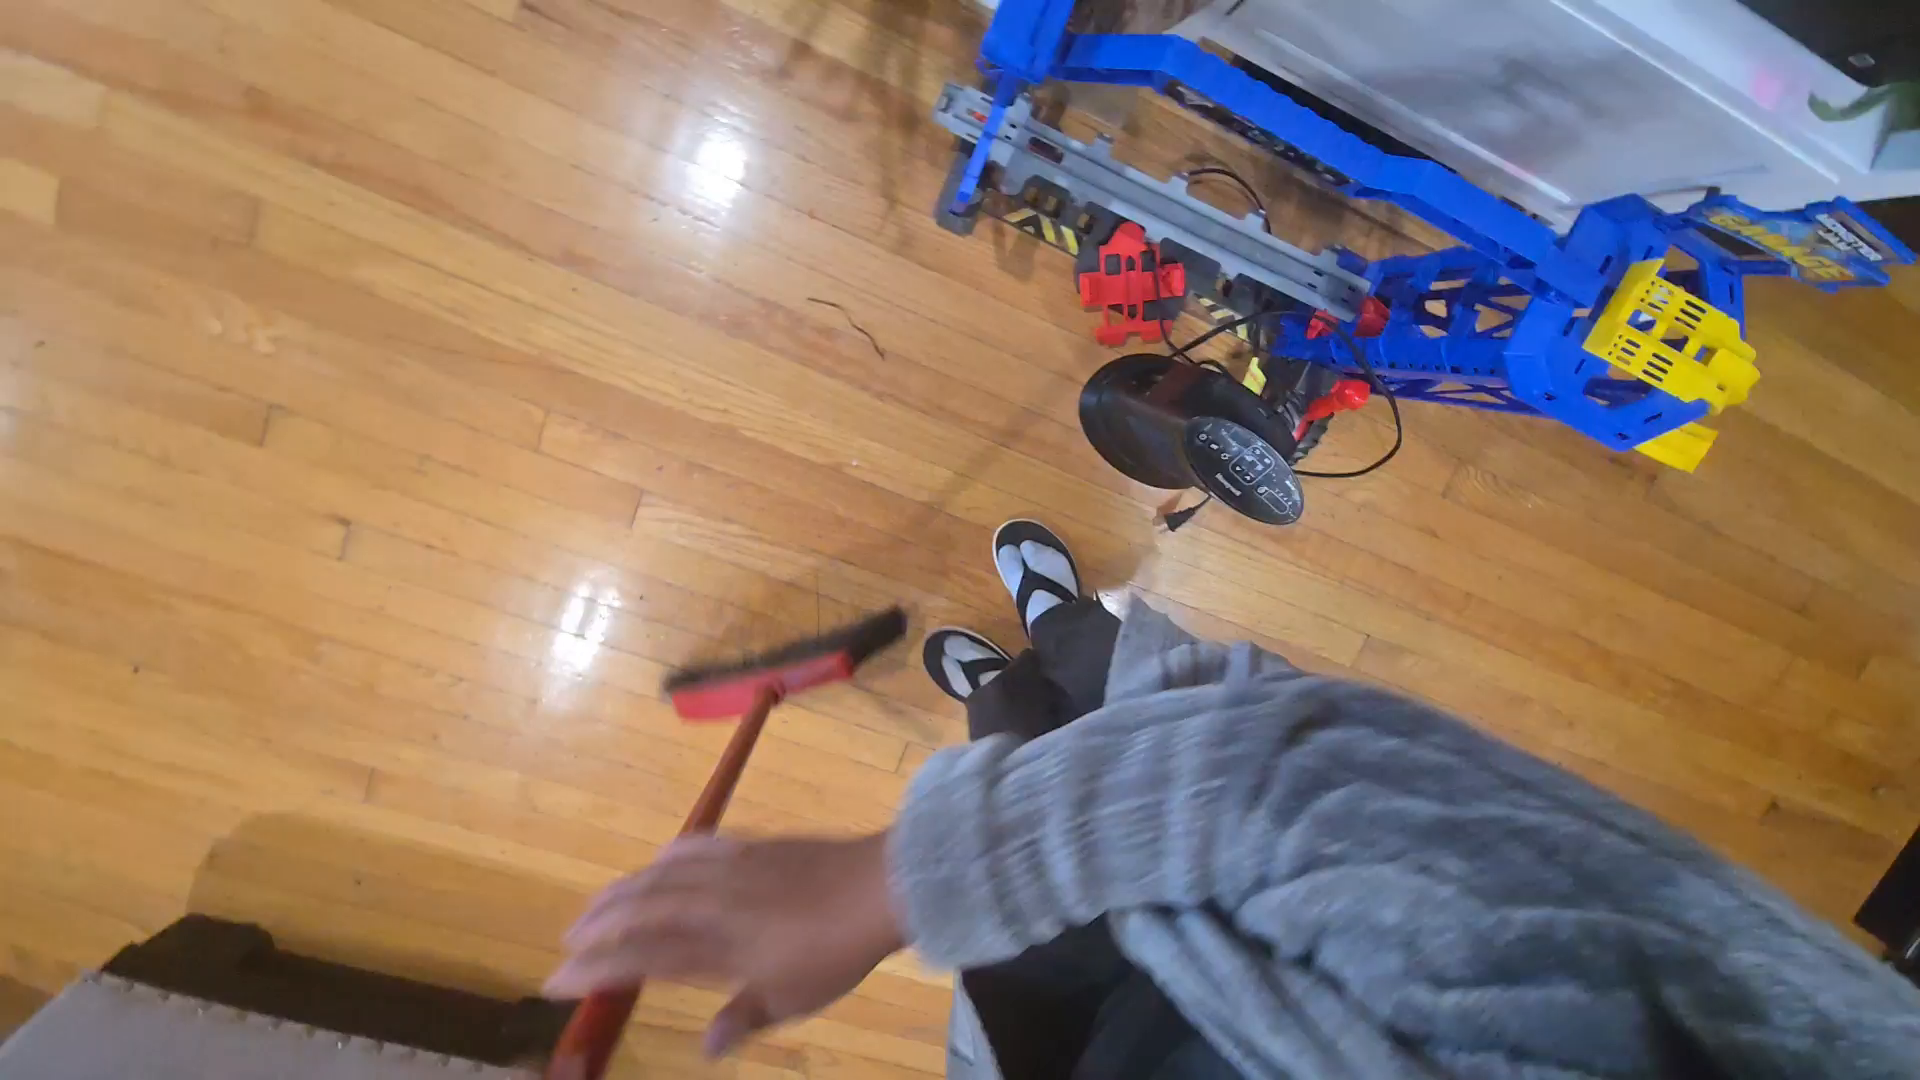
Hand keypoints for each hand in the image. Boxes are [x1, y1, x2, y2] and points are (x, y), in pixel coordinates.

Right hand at [544, 832, 905, 1057]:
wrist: (876, 887)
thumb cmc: (835, 951)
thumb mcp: (792, 998)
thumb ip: (744, 1019)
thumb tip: (705, 1048)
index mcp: (720, 947)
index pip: (643, 957)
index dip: (596, 968)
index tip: (556, 980)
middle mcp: (717, 904)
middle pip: (643, 908)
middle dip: (599, 924)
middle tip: (568, 939)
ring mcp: (735, 869)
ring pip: (665, 874)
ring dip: (625, 887)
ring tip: (598, 902)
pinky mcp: (757, 846)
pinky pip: (703, 845)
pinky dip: (673, 853)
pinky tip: (661, 857)